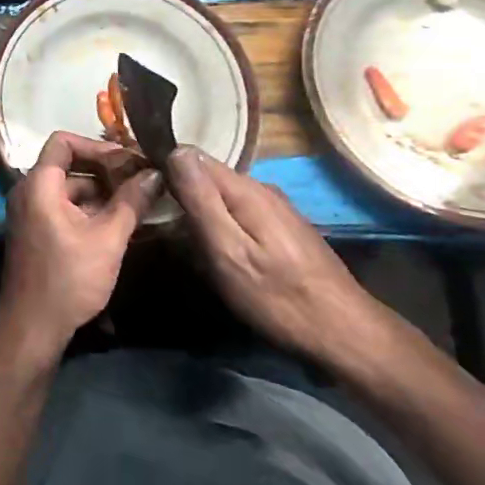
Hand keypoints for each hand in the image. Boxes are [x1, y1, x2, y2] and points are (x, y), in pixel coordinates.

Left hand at [0, 132, 161, 355]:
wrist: (32, 325)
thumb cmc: (68, 278)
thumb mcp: (107, 239)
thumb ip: (131, 202)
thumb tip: (155, 173)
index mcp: (39, 184)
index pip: (63, 142)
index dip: (97, 145)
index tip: (129, 160)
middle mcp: (29, 191)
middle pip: (69, 165)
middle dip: (106, 171)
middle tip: (143, 181)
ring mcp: (30, 212)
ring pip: (70, 189)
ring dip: (102, 193)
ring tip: (139, 202)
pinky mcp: (36, 230)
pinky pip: (63, 207)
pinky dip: (89, 210)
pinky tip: (120, 223)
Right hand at [166, 147, 393, 364]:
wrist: (345, 333)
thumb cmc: (277, 296)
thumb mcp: (228, 251)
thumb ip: (201, 201)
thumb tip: (176, 151)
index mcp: (245, 189)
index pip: (192, 156)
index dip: (164, 166)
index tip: (139, 187)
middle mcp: (261, 189)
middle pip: (207, 175)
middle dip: (179, 189)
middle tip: (153, 218)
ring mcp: (275, 208)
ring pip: (222, 195)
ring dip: (198, 207)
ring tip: (176, 234)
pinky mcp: (282, 228)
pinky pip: (238, 211)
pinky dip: (218, 221)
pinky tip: (212, 246)